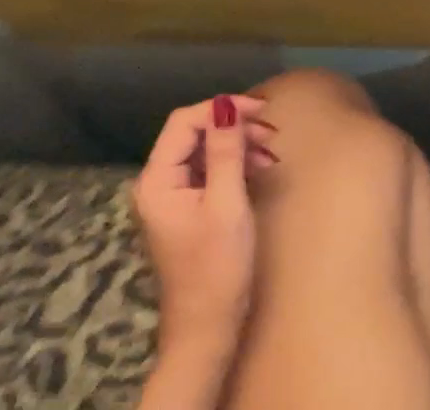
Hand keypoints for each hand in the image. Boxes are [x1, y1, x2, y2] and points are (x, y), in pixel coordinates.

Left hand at [132, 94, 277, 367]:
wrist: (208, 325)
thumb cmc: (218, 265)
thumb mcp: (227, 203)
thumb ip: (226, 151)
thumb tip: (226, 104)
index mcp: (157, 180)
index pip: (184, 122)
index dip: (221, 109)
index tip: (262, 111)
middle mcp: (158, 183)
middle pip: (194, 133)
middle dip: (234, 127)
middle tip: (272, 133)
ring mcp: (172, 196)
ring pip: (205, 150)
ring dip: (238, 145)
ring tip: (271, 152)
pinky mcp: (187, 207)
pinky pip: (209, 170)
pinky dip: (235, 163)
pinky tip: (259, 168)